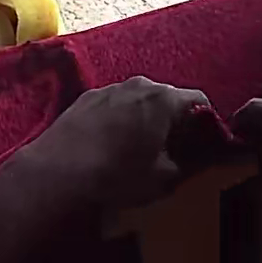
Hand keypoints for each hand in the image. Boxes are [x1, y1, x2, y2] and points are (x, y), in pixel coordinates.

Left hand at [19, 76, 209, 209]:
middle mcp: (140, 84)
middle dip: (175, 120)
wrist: (55, 173)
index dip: (207, 123)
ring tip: (136, 148)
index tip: (203, 145)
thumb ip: (191, 163)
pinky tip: (109, 144)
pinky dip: (120, 119)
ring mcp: (110, 87)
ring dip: (145, 118)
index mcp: (165, 99)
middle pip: (169, 98)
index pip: (201, 101)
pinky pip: (115, 104)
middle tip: (172, 149)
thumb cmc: (117, 175)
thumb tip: (203, 157)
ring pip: (140, 100)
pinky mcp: (86, 97)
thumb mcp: (164, 178)